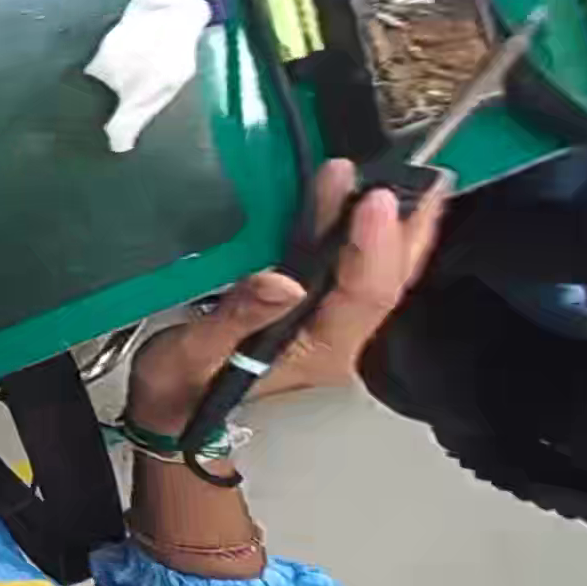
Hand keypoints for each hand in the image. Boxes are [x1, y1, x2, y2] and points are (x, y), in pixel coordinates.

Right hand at [126, 159, 443, 435]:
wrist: (170, 410)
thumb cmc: (178, 385)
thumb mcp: (194, 352)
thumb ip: (236, 317)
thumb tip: (280, 281)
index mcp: (318, 351)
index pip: (363, 292)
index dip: (372, 245)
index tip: (373, 200)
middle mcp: (338, 340)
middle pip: (387, 280)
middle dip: (404, 227)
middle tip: (417, 175)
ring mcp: (328, 330)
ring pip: (376, 275)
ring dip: (388, 228)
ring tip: (401, 181)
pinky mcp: (311, 320)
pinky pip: (351, 276)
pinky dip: (361, 241)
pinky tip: (359, 215)